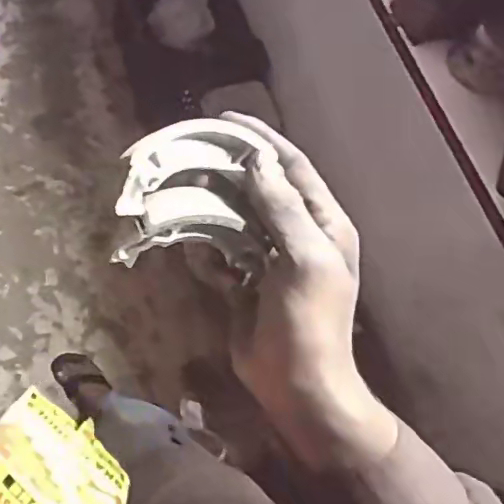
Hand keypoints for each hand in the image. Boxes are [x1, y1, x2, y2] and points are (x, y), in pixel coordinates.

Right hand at [220, 113, 366, 420]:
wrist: (296, 384)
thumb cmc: (309, 321)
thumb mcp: (303, 259)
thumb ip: (283, 207)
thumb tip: (257, 161)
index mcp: (323, 223)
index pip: (292, 166)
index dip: (262, 140)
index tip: (225, 120)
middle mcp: (298, 234)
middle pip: (259, 188)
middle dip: (227, 171)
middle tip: (191, 154)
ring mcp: (269, 259)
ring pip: (235, 219)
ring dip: (210, 208)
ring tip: (180, 193)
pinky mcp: (245, 282)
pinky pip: (220, 254)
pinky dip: (206, 250)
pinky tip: (193, 252)